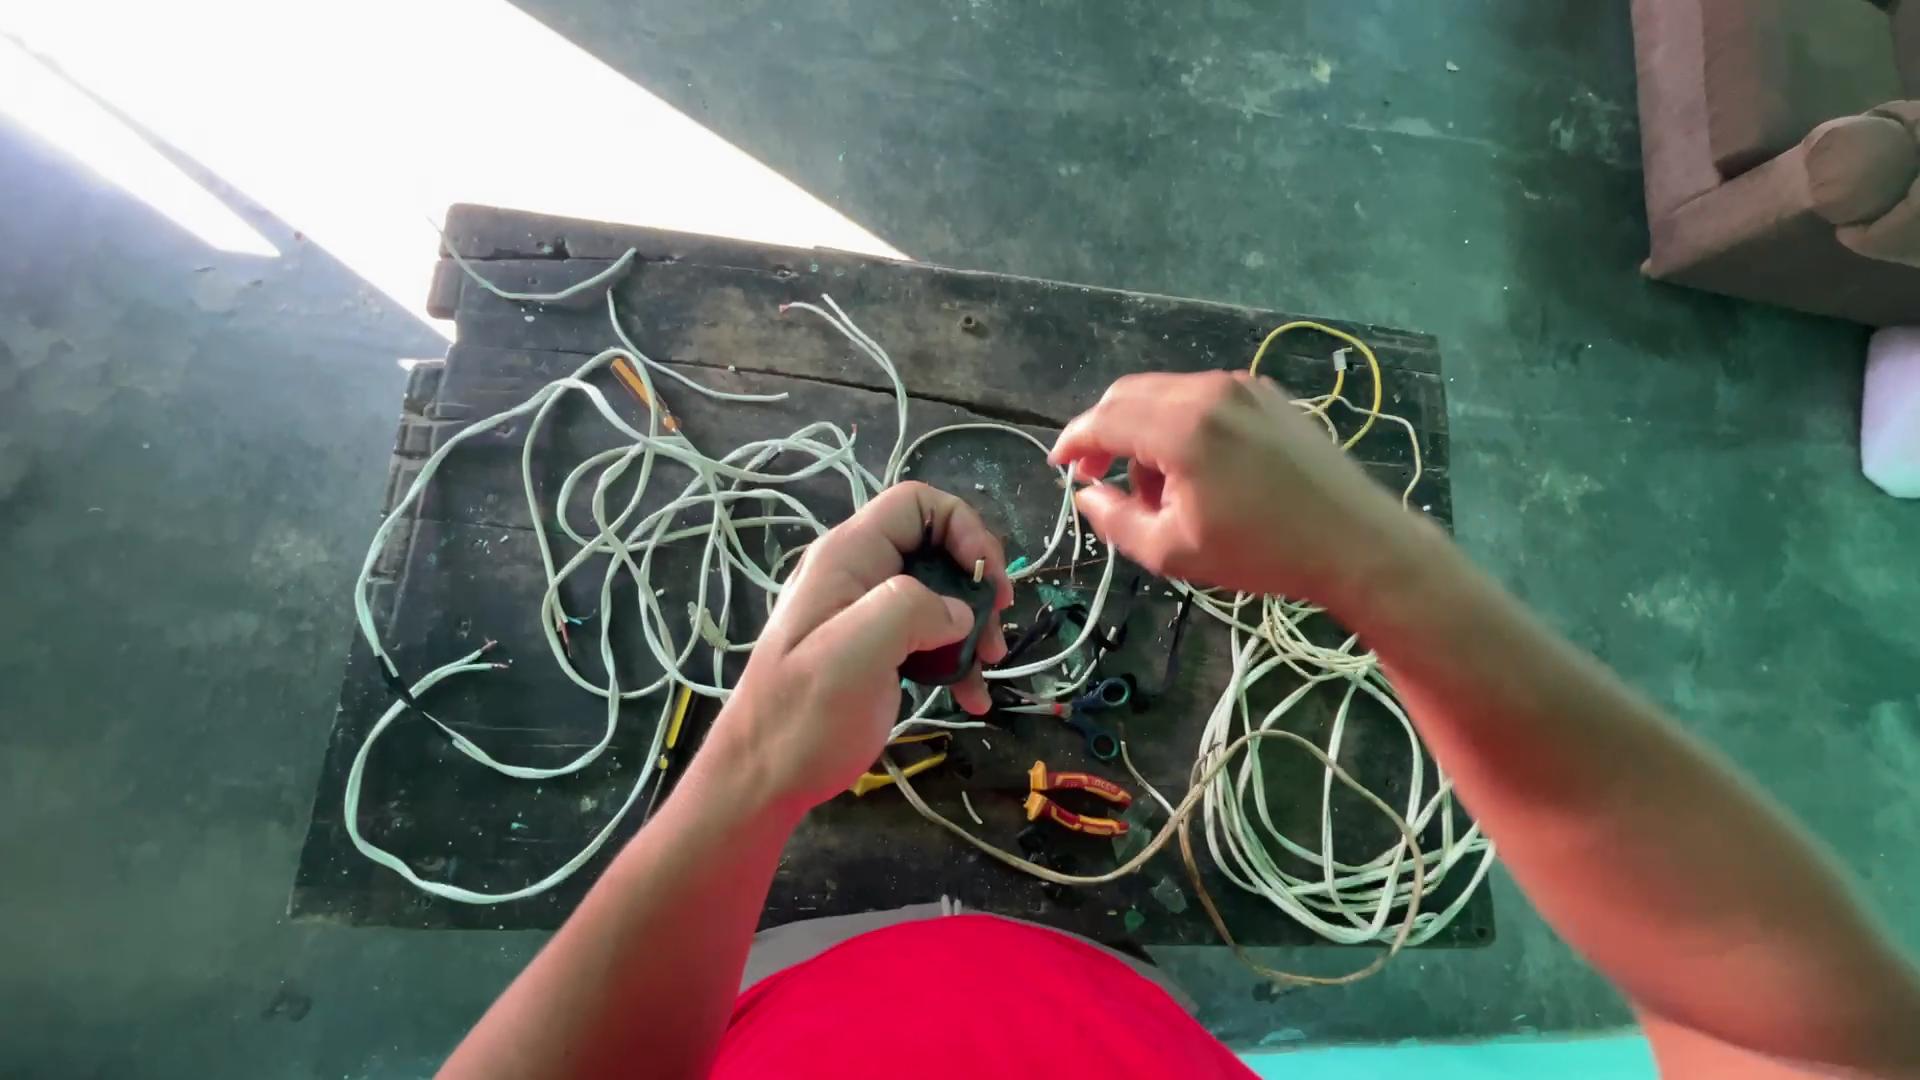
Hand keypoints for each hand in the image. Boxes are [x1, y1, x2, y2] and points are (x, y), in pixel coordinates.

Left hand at [711, 481, 1012, 812]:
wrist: (762, 781)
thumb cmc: (801, 717)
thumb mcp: (852, 655)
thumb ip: (907, 610)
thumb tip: (958, 611)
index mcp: (847, 557)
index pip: (915, 503)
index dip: (962, 527)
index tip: (988, 578)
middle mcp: (858, 574)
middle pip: (935, 547)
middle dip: (975, 582)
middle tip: (996, 627)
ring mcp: (866, 614)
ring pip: (939, 594)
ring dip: (972, 625)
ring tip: (988, 665)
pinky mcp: (876, 651)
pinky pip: (928, 637)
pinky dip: (956, 660)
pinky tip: (973, 696)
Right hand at [1048, 371, 1427, 605]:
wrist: (1355, 542)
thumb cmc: (1260, 553)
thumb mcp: (1171, 552)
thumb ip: (1114, 520)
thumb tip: (1086, 495)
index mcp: (1181, 429)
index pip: (1103, 419)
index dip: (1072, 442)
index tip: (1059, 466)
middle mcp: (1207, 392)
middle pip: (1127, 395)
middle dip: (1103, 433)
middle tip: (1097, 475)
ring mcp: (1241, 386)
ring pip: (1162, 395)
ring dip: (1142, 432)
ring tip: (1158, 487)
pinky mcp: (1265, 393)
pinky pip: (1199, 398)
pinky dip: (1178, 424)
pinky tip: (1195, 467)